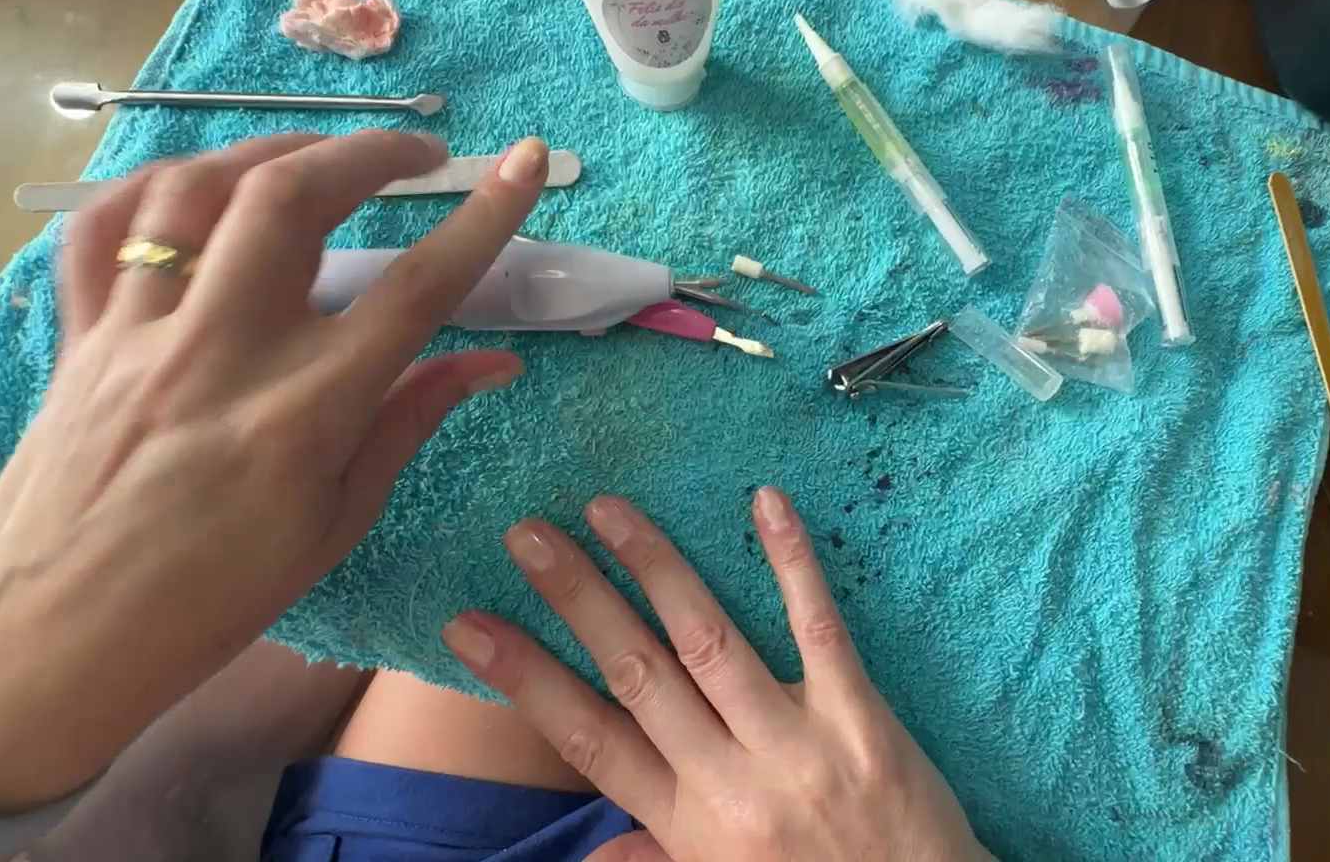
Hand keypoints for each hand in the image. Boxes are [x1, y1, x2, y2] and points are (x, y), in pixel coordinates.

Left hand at [0, 131, 548, 813]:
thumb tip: (497, 362)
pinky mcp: (77, 338)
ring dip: (275, 151)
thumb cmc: (224, 591)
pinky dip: (161, 185)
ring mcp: (137, 335)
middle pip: (294, 201)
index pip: (421, 288)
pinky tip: (210, 188)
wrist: (49, 650)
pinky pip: (102, 228)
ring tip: (324, 156)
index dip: (486, 216)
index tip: (525, 164)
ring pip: (196, 192)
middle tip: (420, 156)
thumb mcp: (345, 514)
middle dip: (370, 153)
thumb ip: (415, 415)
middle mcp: (223, 350)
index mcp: (309, 408)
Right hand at [441, 488, 992, 861]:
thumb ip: (653, 859)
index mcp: (685, 824)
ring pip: (709, 641)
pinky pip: (818, 629)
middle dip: (577, 599)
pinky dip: (790, 563)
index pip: (587, 737)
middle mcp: (727, 783)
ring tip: (608, 511)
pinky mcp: (859, 718)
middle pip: (636, 673)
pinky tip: (766, 502)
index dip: (524, 677)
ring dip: (655, 568)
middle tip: (529, 534)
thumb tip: (584, 852)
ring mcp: (795, 745)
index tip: (469, 623)